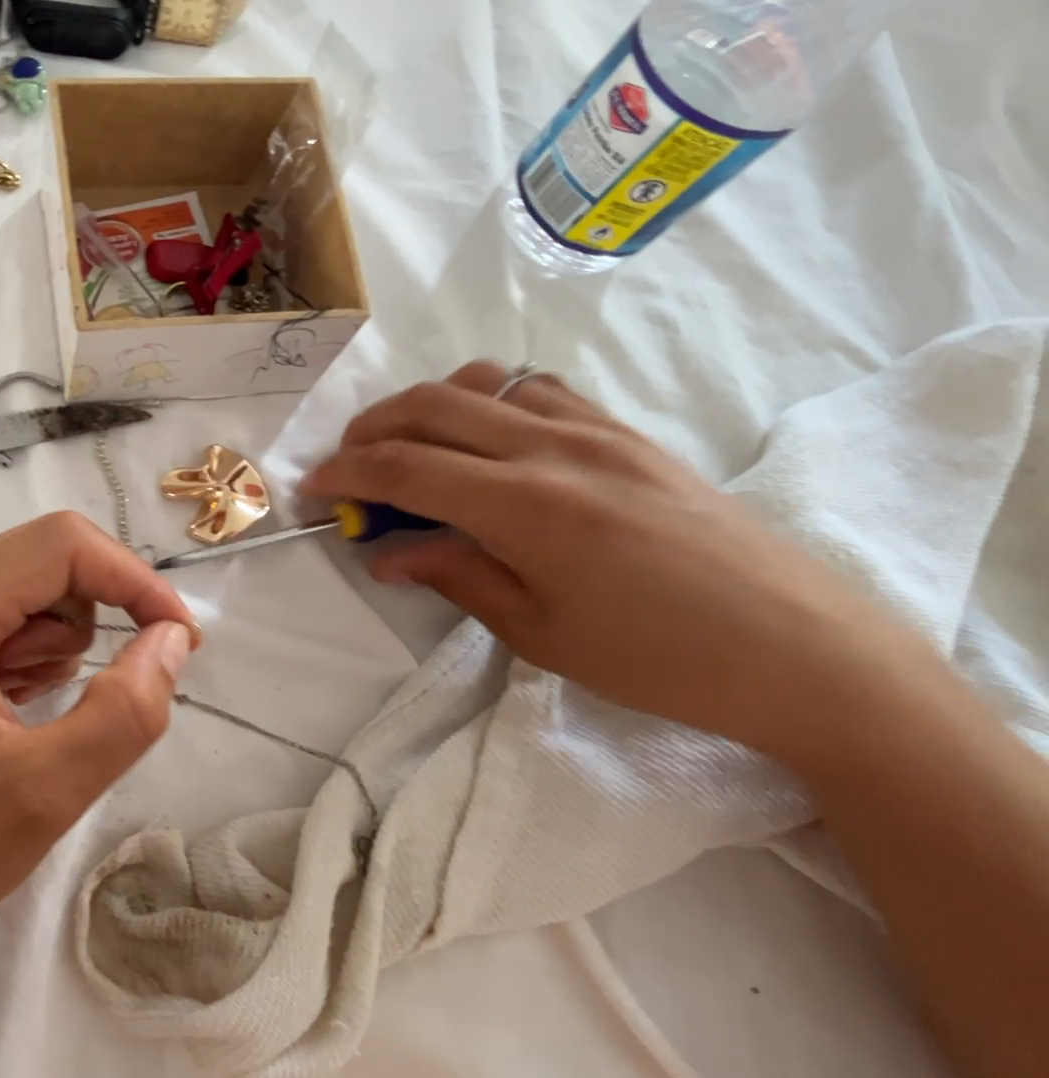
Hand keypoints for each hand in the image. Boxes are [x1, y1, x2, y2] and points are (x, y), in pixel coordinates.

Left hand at [0, 512, 196, 981]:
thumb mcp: (45, 792)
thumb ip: (124, 712)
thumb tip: (172, 640)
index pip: (60, 545)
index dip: (132, 579)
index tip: (180, 639)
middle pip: (46, 558)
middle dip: (107, 605)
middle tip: (138, 675)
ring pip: (32, 594)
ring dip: (68, 641)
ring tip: (48, 719)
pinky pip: (10, 629)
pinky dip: (41, 661)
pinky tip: (25, 720)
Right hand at [301, 361, 935, 760]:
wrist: (800, 649)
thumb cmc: (658, 660)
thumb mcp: (538, 633)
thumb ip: (454, 577)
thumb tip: (385, 555)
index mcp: (525, 506)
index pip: (405, 467)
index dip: (345, 473)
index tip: (312, 489)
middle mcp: (553, 447)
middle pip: (431, 406)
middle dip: (369, 429)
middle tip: (344, 467)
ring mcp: (596, 429)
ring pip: (482, 382)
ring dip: (424, 406)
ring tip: (405, 447)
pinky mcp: (627, 431)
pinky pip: (537, 388)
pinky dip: (486, 399)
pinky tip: (482, 438)